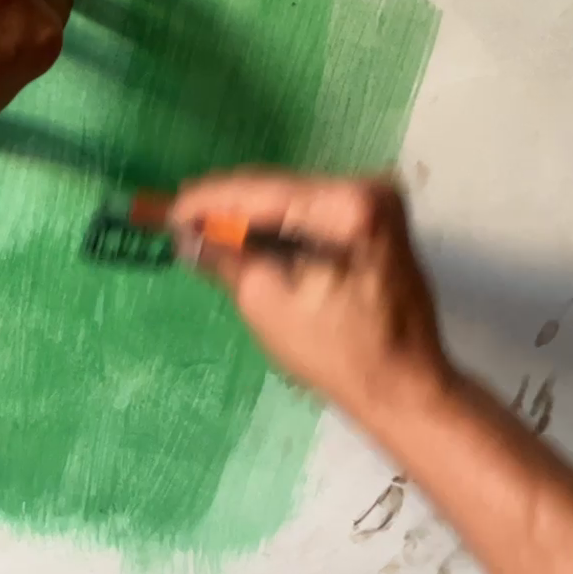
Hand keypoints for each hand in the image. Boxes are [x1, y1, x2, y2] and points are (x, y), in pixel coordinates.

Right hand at [171, 171, 452, 418]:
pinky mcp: (377, 218)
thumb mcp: (267, 303)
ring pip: (292, 197)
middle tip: (177, 222)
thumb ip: (225, 256)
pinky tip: (246, 237)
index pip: (259, 190)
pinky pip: (312, 211)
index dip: (207, 201)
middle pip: (277, 187)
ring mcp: (377, 200)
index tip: (166, 213)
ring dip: (249, 215)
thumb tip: (184, 233)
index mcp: (347, 206)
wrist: (406, 386)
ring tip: (203, 230)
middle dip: (225, 206)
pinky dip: (278, 225)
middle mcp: (368, 187)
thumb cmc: (337, 354)